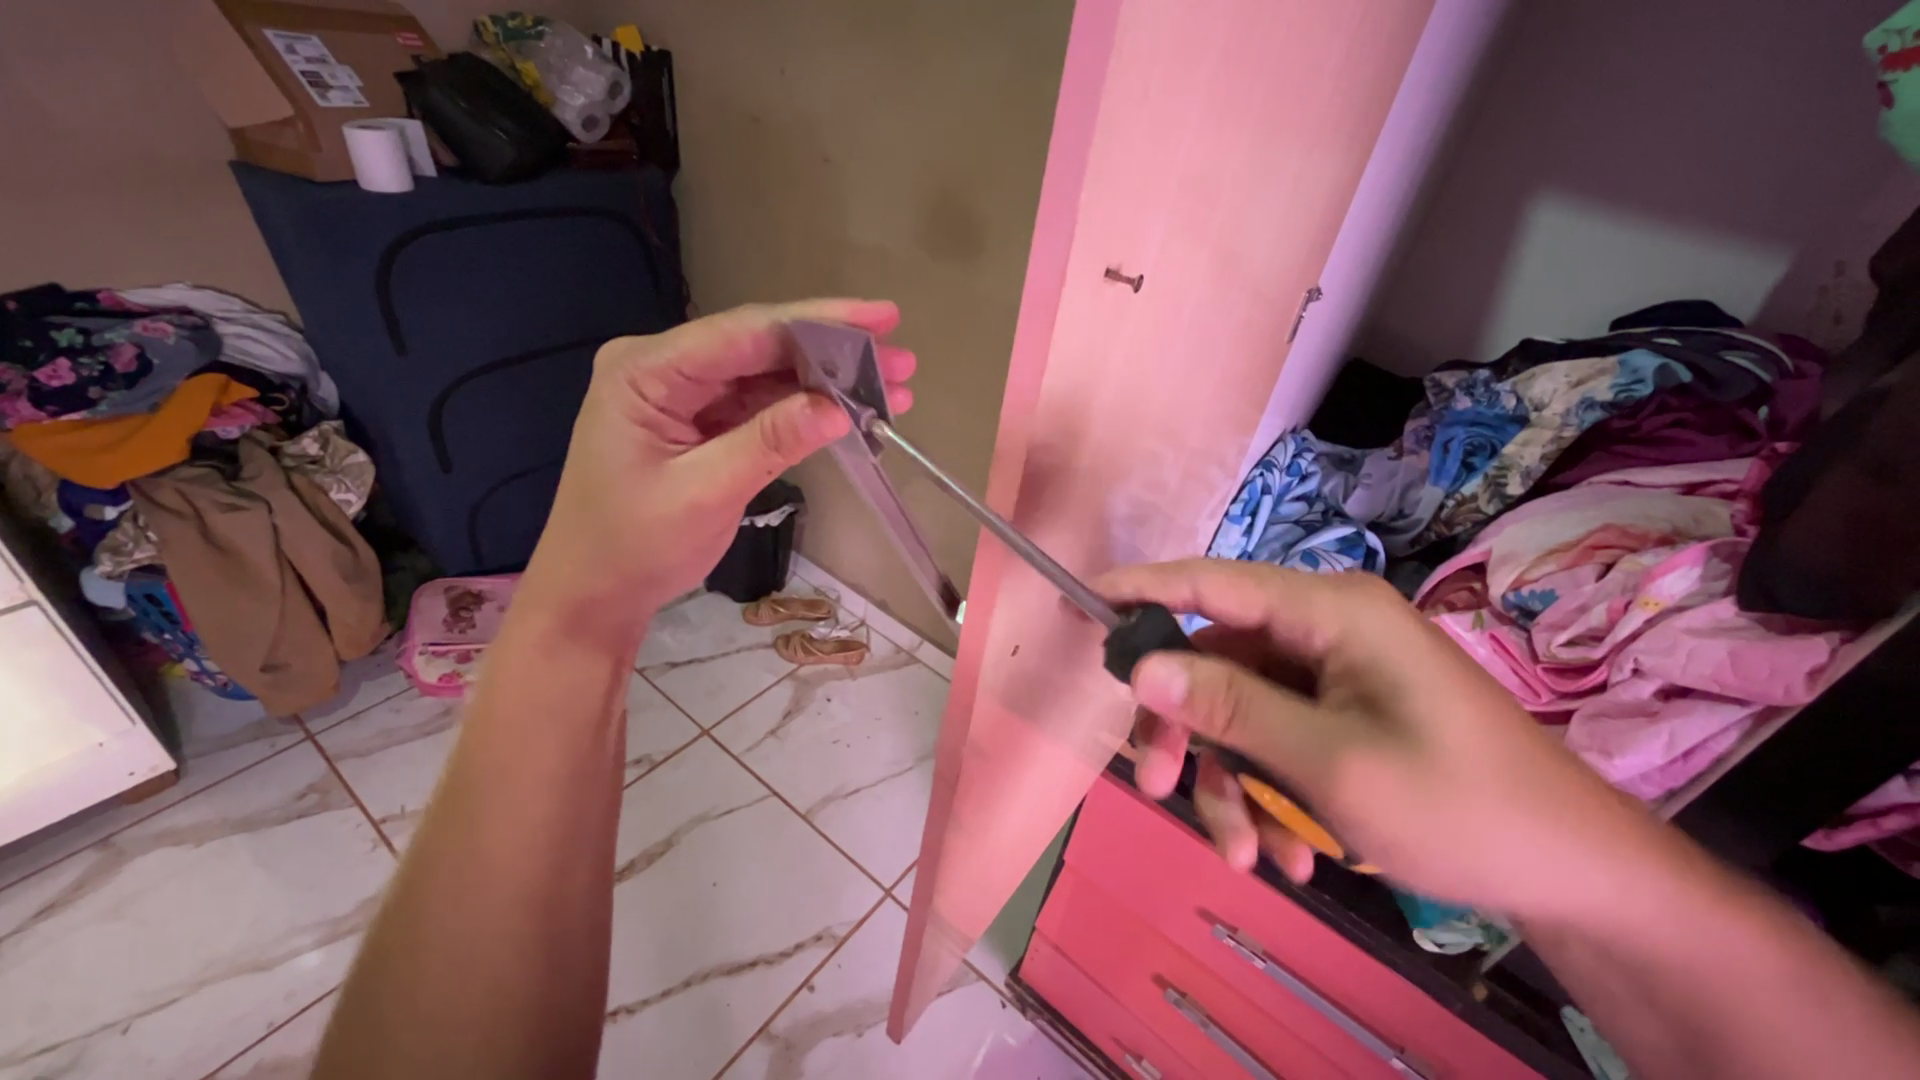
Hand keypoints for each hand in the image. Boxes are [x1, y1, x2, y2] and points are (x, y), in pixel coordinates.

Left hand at [522, 300, 913, 634]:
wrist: (594, 593)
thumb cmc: (631, 546)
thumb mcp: (703, 493)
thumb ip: (768, 442)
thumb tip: (838, 407)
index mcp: (646, 370)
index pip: (744, 332)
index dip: (819, 321)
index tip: (882, 318)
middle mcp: (666, 368)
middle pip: (762, 346)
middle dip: (833, 351)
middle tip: (900, 359)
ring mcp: (685, 395)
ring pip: (769, 374)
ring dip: (828, 382)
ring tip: (893, 386)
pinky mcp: (703, 422)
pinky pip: (762, 405)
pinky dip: (806, 410)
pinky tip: (852, 411)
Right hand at [1095, 559, 1672, 922]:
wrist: (1577, 877)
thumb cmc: (1461, 807)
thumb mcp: (1330, 762)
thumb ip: (1229, 707)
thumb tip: (1140, 664)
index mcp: (1331, 612)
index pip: (1210, 583)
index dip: (1138, 589)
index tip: (1075, 599)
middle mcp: (1328, 630)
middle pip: (1214, 661)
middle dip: (1185, 731)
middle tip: (1153, 785)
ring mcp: (1338, 675)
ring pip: (1239, 713)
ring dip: (1230, 783)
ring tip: (1245, 854)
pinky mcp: (1347, 715)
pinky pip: (1277, 741)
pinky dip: (1270, 795)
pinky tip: (1291, 854)